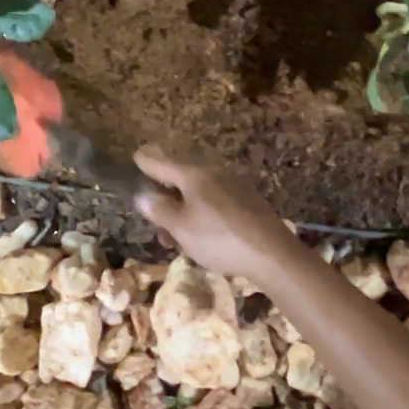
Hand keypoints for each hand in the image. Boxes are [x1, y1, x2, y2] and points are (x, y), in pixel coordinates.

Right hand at [132, 147, 302, 281]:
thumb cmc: (218, 238)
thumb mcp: (181, 227)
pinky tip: (201, 235)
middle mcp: (215, 173)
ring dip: (183, 212)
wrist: (271, 253)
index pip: (163, 164)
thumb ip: (160, 210)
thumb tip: (144, 196)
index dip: (148, 162)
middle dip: (166, 196)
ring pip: (199, 194)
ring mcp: (235, 186)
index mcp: (195, 175)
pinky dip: (201, 215)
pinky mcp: (248, 202)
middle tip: (154, 215)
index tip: (137, 155)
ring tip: (174, 238)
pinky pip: (215, 203)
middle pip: (183, 179)